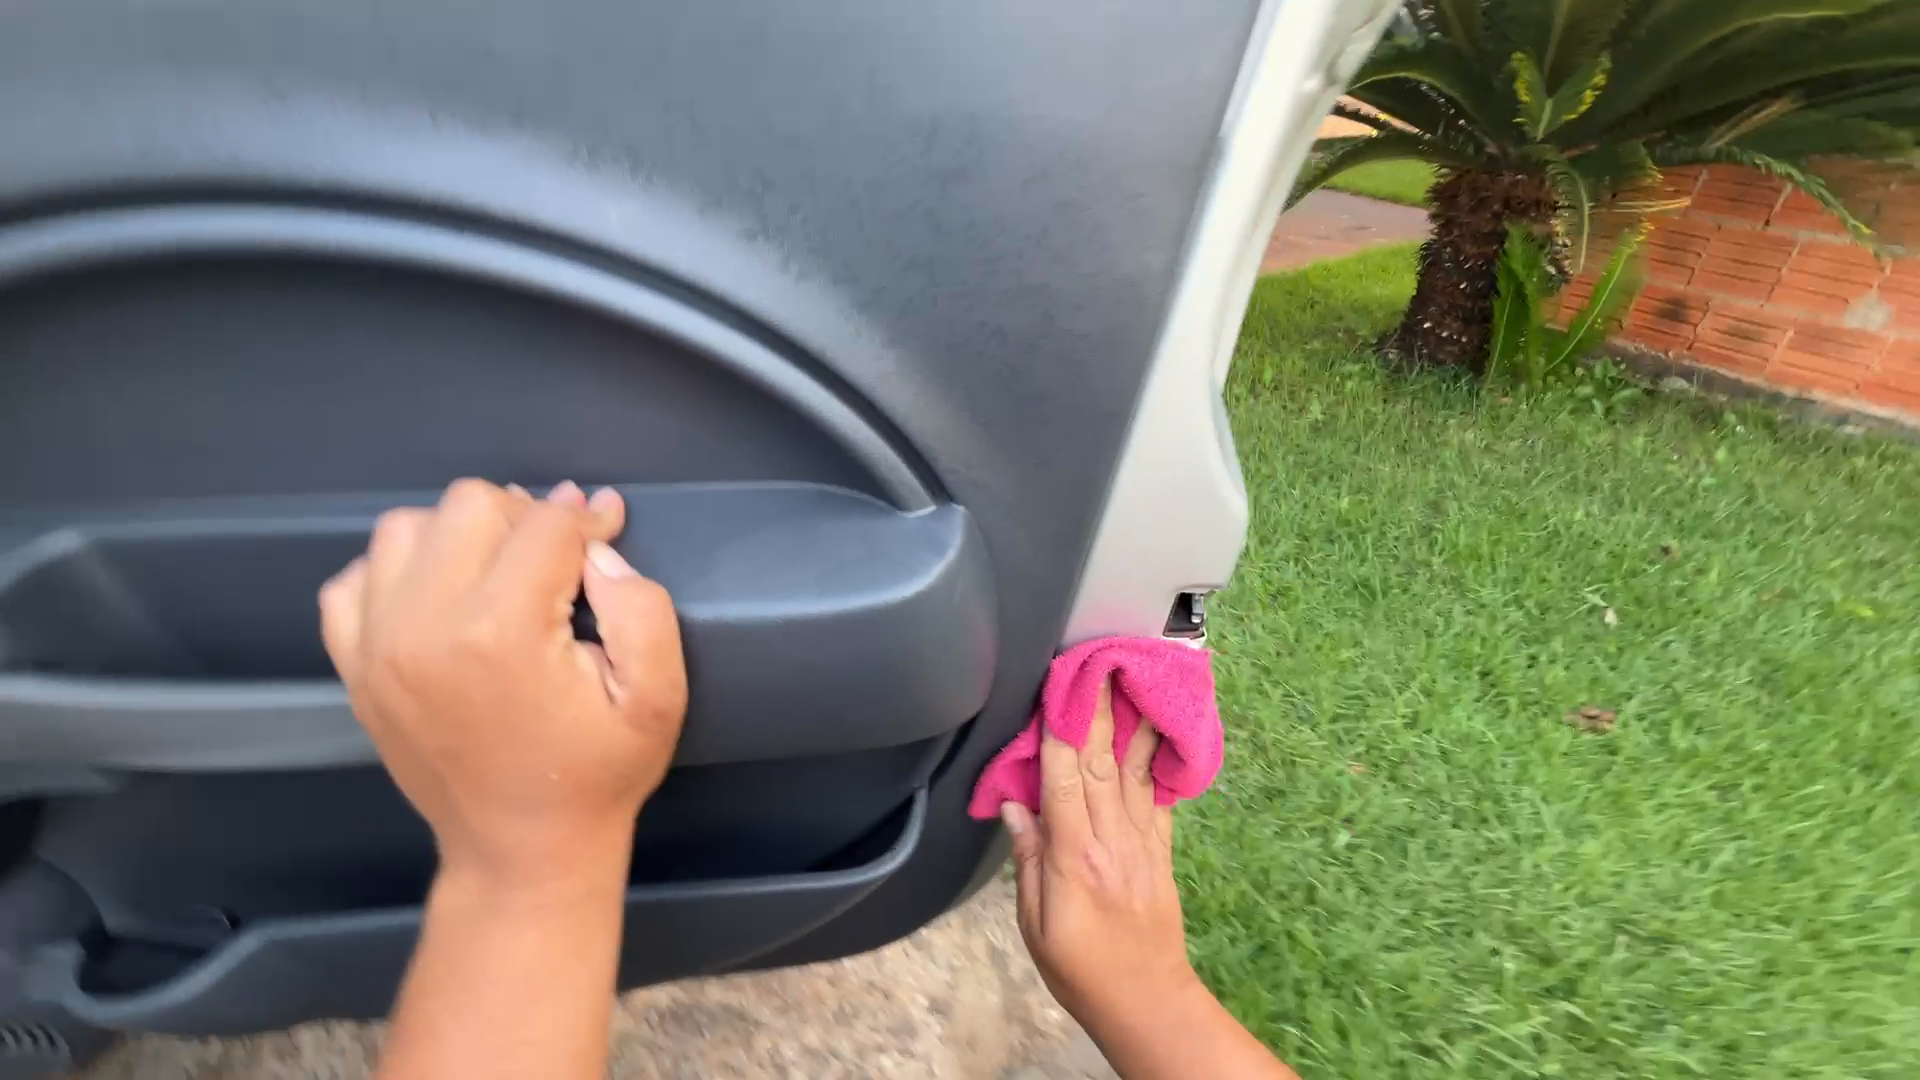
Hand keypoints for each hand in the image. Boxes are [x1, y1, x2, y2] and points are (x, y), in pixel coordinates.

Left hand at [319, 479, 687, 897]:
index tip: (611, 527)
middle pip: (471, 504)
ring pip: (408, 526)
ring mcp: (375, 645)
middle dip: (529, 516)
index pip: (546, 524)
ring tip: (506, 571)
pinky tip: (446, 596)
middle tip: (564, 557)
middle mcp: (423, 625)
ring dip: (466, 534)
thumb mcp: (660, 694)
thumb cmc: (601, 771)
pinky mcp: (353, 665)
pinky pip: (357, 576)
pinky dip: (403, 568)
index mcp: (503, 632)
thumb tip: (598, 551)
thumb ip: (643, 608)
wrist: (522, 849)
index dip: (590, 517)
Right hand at [1002, 680, 1203, 1032]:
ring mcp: (1142, 842)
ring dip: (1132, 723)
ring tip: (1135, 680)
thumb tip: (1015, 806)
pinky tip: (1160, 730)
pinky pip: (1158, 797)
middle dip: (1097, 711)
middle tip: (1098, 664)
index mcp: (1075, 857)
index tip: (1058, 691)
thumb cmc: (1078, 967)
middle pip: (1101, 764)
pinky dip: (1157, 760)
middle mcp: (1112, 840)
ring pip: (1134, 772)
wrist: (1147, 1002)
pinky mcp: (1161, 849)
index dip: (1059, 732)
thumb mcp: (1035, 924)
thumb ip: (1029, 860)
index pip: (1063, 781)